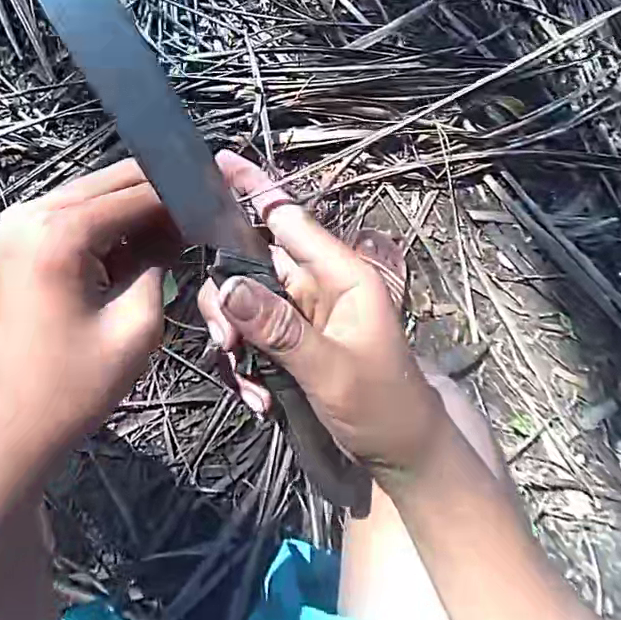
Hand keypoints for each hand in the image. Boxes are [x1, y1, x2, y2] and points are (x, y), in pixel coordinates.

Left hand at [0, 160, 181, 484]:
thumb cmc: (67, 392)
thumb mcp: (134, 328)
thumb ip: (158, 264)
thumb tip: (173, 230)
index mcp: (57, 232)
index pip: (135, 193)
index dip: (179, 196)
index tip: (211, 205)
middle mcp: (25, 215)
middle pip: (106, 182)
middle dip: (152, 195)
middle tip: (190, 218)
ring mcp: (5, 229)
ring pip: (82, 195)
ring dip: (122, 208)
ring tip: (160, 234)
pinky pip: (56, 217)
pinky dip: (92, 224)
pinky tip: (117, 248)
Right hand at [199, 152, 447, 476]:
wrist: (402, 457)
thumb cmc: (384, 409)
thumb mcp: (332, 372)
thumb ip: (279, 328)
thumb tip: (226, 287)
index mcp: (343, 274)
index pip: (291, 217)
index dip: (254, 188)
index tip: (218, 162)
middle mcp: (319, 283)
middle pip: (252, 263)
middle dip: (229, 300)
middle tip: (227, 344)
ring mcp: (303, 310)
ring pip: (244, 299)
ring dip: (235, 337)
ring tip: (248, 383)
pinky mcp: (290, 336)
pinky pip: (250, 330)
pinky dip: (244, 360)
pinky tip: (258, 397)